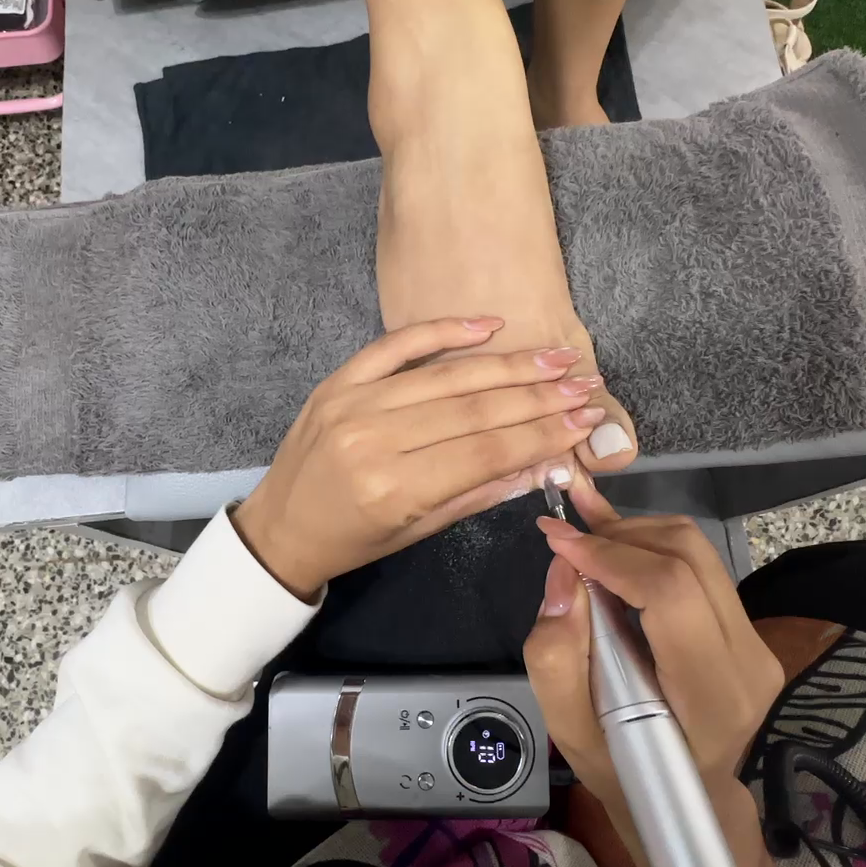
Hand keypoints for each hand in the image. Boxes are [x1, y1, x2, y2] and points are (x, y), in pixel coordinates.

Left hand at [233, 317, 607, 597]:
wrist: (281, 527)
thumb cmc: (354, 540)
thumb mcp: (420, 530)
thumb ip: (483, 492)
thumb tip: (550, 462)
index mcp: (396, 488)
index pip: (487, 452)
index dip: (543, 434)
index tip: (585, 419)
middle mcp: (375, 439)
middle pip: (473, 409)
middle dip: (537, 395)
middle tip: (584, 383)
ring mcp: (352, 402)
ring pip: (445, 376)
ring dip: (507, 365)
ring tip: (555, 357)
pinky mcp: (337, 381)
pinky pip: (396, 345)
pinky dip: (442, 332)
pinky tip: (487, 326)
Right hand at [522, 473, 783, 866]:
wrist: (688, 799)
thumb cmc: (626, 773)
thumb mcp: (571, 732)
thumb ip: (557, 658)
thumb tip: (562, 573)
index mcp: (711, 693)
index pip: (669, 591)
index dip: (609, 554)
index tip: (555, 540)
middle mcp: (748, 659)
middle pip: (686, 556)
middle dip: (616, 535)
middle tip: (564, 543)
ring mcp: (754, 640)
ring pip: (693, 549)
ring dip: (630, 534)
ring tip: (581, 544)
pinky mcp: (743, 627)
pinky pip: (696, 563)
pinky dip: (645, 541)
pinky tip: (605, 523)